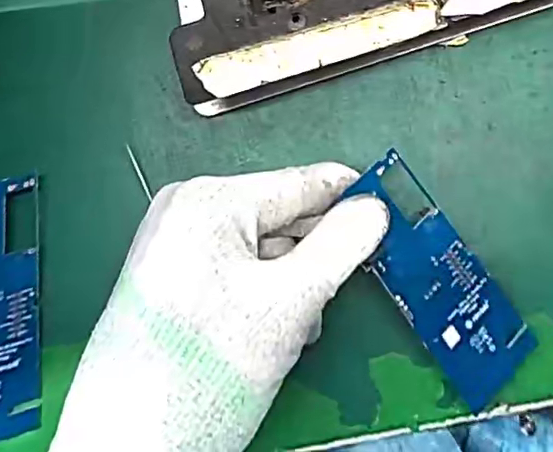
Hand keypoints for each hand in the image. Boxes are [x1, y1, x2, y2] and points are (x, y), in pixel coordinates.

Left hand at [53, 164, 388, 451]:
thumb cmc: (206, 372)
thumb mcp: (290, 303)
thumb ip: (341, 246)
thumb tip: (375, 208)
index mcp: (211, 199)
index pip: (301, 182)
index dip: (348, 196)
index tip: (387, 208)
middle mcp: (187, 209)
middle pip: (280, 217)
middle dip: (315, 253)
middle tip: (341, 289)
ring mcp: (172, 244)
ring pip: (259, 248)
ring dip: (291, 281)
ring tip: (301, 327)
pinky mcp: (165, 279)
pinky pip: (232, 270)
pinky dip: (261, 295)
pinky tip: (272, 332)